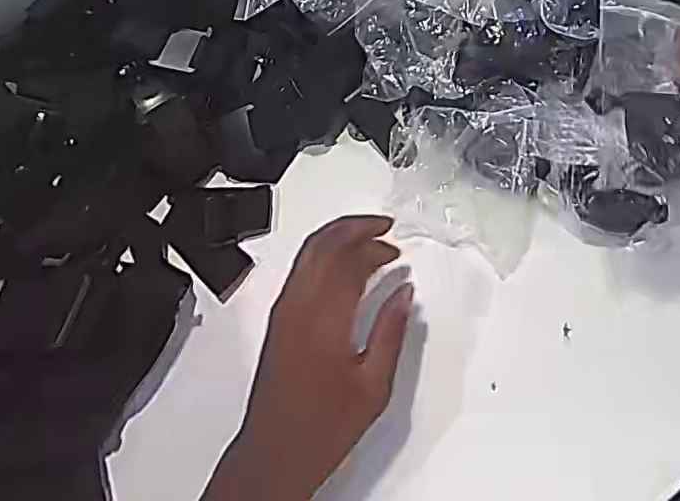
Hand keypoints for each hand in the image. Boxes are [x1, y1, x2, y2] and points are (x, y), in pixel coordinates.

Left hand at [202, 215, 413, 500]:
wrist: (275, 452)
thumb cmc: (320, 427)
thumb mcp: (373, 386)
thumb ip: (391, 332)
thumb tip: (404, 294)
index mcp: (325, 315)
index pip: (350, 258)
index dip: (375, 245)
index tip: (394, 247)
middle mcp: (299, 301)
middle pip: (325, 241)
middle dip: (357, 227)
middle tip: (383, 230)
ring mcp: (285, 305)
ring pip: (310, 249)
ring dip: (340, 237)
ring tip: (369, 243)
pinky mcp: (279, 314)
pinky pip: (302, 266)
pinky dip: (325, 254)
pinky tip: (344, 266)